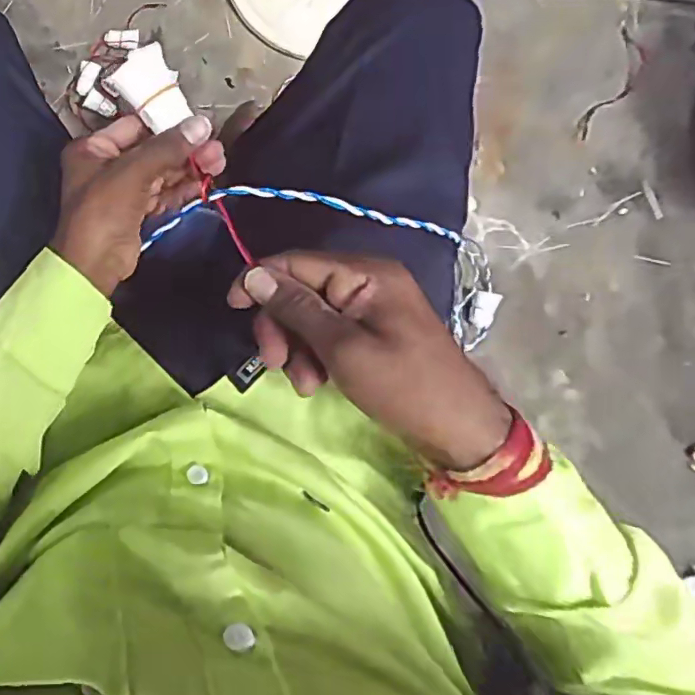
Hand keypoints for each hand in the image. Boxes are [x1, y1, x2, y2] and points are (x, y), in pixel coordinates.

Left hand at [52, 114, 223, 296]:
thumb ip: (167, 148)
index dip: (167, 123)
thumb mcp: (132, 172)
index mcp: (93, 148)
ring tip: (217, 163)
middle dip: (185, 150)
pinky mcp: (135, 211)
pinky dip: (182, 188)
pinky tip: (203, 182)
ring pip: (161, 172)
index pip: (136, 126)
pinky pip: (163, 192)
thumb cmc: (101, 214)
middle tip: (214, 149)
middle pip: (153, 150)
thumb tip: (200, 125)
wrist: (93, 265)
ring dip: (188, 168)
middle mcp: (106, 165)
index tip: (198, 124)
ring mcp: (121, 189)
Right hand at [227, 251, 511, 469]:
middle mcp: (366, 281)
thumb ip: (296, 308)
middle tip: (273, 362)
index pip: (296, 262)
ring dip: (295, 347)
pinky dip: (313, 355)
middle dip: (280, 325)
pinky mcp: (369, 330)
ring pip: (307, 314)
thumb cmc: (404, 387)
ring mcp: (369, 306)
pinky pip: (325, 331)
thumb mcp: (342, 348)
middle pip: (298, 289)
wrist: (461, 431)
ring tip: (305, 383)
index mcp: (365, 275)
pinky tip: (317, 382)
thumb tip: (254, 275)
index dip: (259, 280)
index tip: (232, 307)